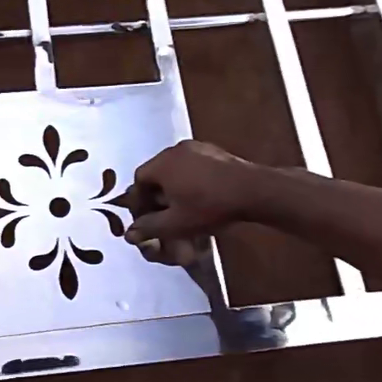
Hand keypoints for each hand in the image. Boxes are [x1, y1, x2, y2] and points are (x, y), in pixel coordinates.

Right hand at [121, 140, 266, 265]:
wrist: (252, 191)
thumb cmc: (209, 207)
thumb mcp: (176, 223)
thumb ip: (149, 228)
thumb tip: (129, 234)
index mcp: (162, 164)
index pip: (139, 179)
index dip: (139, 200)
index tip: (147, 216)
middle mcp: (176, 149)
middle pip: (157, 171)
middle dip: (157, 193)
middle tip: (163, 213)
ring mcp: (198, 147)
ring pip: (176, 168)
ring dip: (175, 186)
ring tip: (183, 206)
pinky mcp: (215, 151)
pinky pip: (194, 164)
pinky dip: (191, 179)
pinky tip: (202, 196)